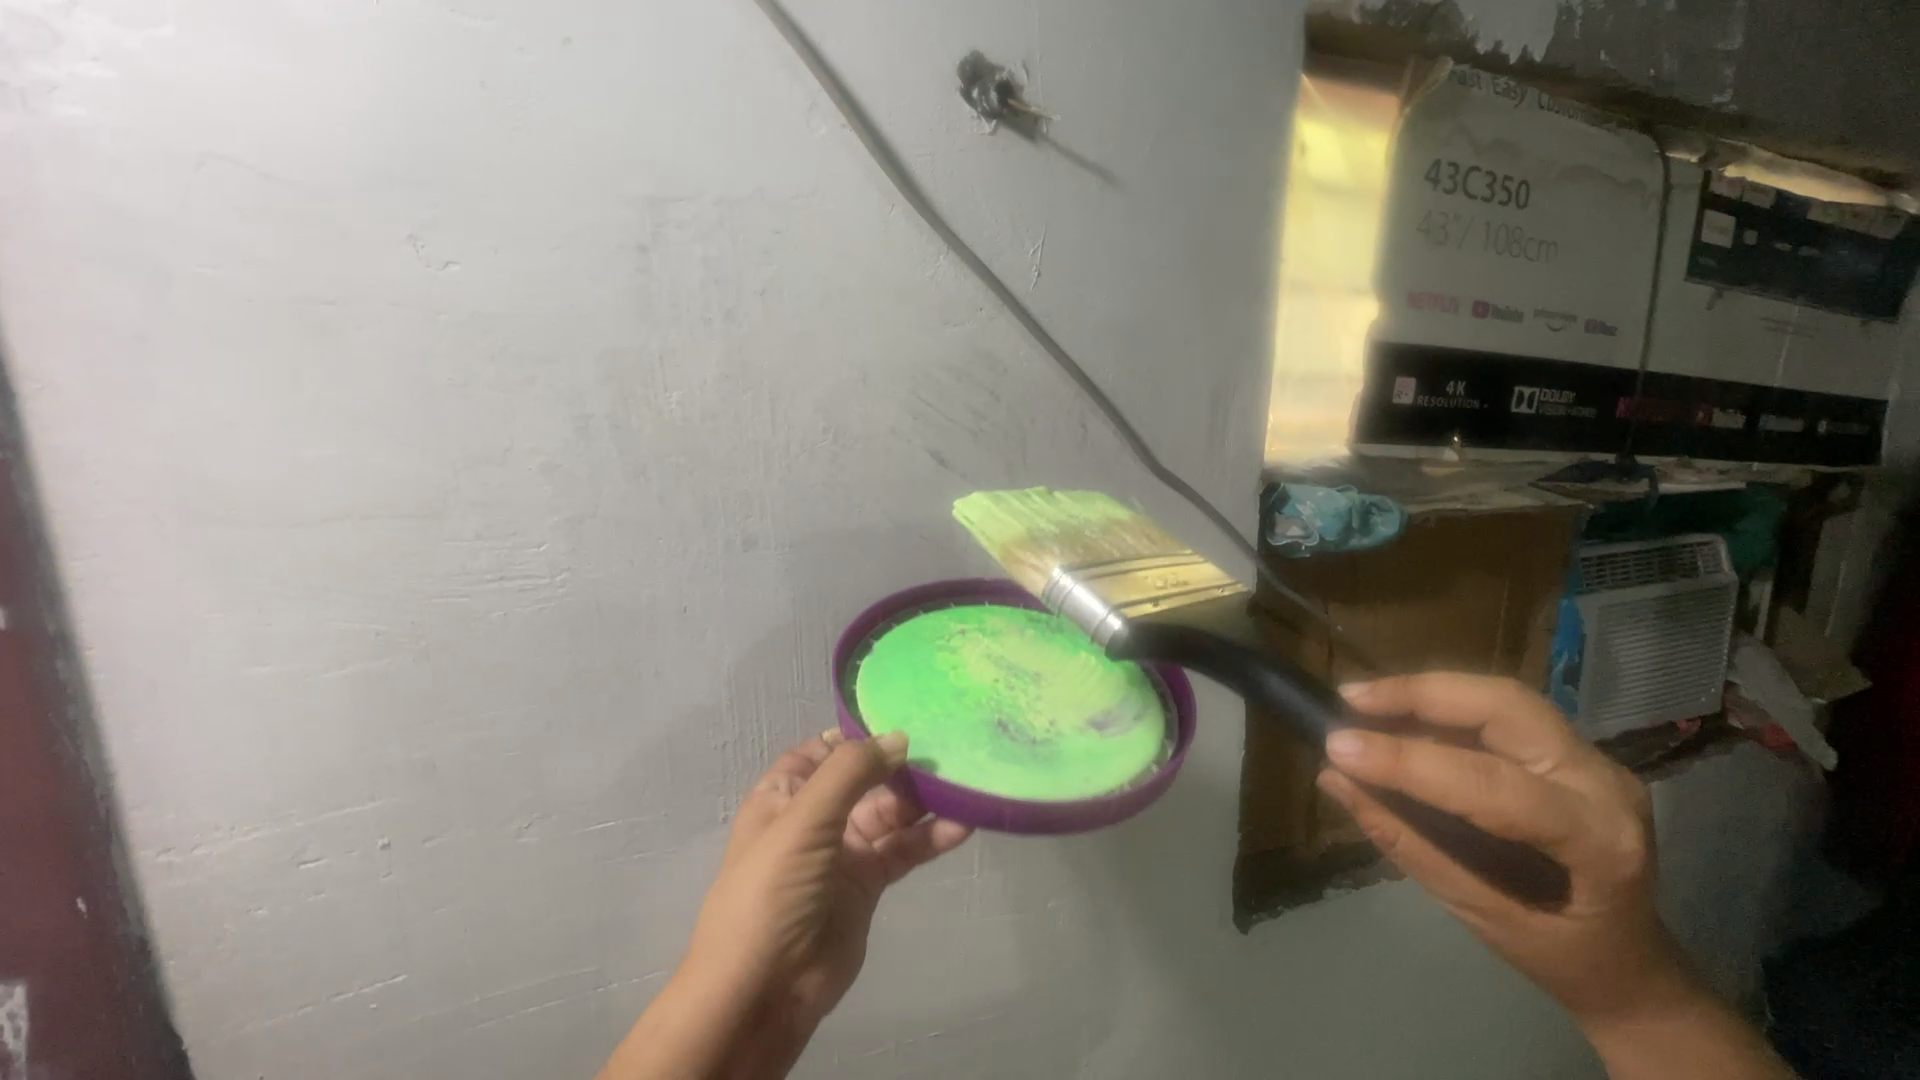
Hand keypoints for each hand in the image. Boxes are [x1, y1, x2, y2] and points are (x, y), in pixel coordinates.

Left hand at [686, 728, 972, 1032]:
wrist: (763, 989)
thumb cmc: (773, 889)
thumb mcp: (804, 819)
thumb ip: (851, 773)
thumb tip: (899, 737)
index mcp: (784, 794)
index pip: (824, 750)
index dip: (860, 734)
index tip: (906, 716)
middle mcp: (815, 816)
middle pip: (864, 779)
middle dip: (901, 764)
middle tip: (949, 746)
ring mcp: (843, 852)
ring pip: (889, 814)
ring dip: (922, 800)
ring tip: (963, 781)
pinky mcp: (868, 885)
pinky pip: (903, 850)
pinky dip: (930, 838)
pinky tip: (961, 825)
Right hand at [1314, 674, 1689, 1024]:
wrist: (1630, 965)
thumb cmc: (1557, 953)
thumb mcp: (1478, 913)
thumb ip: (1407, 842)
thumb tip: (1336, 781)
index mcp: (1597, 841)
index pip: (1490, 783)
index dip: (1407, 761)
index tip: (1336, 747)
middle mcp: (1604, 784)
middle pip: (1506, 708)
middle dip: (1421, 696)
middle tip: (1350, 700)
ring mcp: (1595, 760)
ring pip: (1503, 698)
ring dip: (1427, 693)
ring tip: (1361, 700)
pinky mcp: (1575, 749)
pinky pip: (1502, 711)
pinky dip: (1442, 706)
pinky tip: (1398, 714)